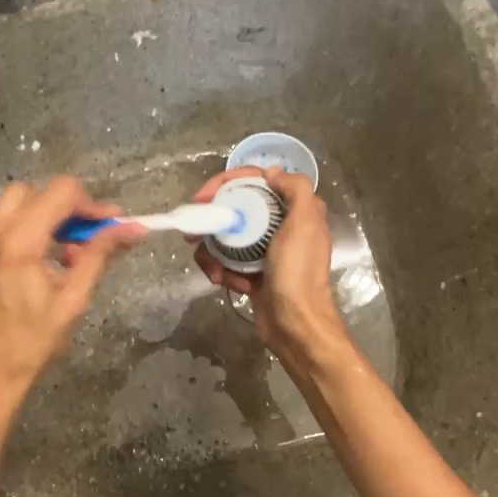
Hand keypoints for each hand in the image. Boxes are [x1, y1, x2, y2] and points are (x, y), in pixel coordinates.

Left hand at [0, 178, 142, 422]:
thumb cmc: (36, 342)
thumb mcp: (74, 299)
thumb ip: (100, 255)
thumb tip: (134, 228)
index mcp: (22, 242)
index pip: (63, 194)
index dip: (92, 205)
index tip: (111, 227)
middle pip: (38, 194)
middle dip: (69, 210)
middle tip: (89, 241)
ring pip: (8, 203)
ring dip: (38, 215)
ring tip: (56, 248)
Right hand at [191, 167, 350, 369]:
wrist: (295, 324)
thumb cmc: (298, 272)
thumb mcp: (304, 223)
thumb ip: (295, 189)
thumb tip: (272, 173)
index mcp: (295, 211)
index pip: (256, 181)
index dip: (226, 183)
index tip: (202, 197)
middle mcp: (280, 226)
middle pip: (235, 210)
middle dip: (212, 223)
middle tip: (193, 234)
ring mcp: (264, 251)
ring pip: (226, 238)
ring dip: (214, 254)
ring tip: (216, 271)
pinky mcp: (252, 273)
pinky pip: (227, 263)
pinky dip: (223, 272)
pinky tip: (228, 284)